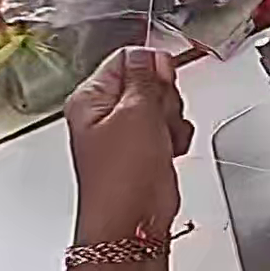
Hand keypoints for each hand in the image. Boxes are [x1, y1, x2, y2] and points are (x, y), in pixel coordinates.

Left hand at [65, 47, 193, 245]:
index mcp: (92, 98)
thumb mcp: (136, 113)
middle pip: (151, 81)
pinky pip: (173, 126)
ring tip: (162, 138)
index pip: (127, 59)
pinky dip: (178, 136)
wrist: (135, 217)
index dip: (152, 67)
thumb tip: (149, 52)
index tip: (162, 82)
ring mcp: (129, 130)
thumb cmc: (123, 174)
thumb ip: (146, 78)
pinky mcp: (149, 146)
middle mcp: (108, 112)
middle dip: (166, 98)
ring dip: (174, 119)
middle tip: (158, 117)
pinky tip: (169, 149)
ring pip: (166, 105)